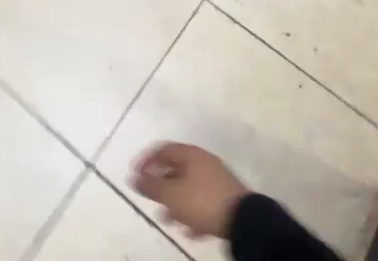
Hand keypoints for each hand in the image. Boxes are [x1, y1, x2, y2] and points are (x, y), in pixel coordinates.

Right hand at [132, 142, 249, 239]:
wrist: (244, 222)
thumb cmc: (202, 201)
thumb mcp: (171, 195)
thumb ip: (150, 186)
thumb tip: (133, 178)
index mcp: (190, 154)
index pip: (162, 150)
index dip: (146, 161)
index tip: (136, 175)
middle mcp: (203, 162)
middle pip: (175, 169)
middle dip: (161, 186)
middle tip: (152, 200)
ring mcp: (217, 179)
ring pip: (189, 187)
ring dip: (176, 202)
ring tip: (168, 218)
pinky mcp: (226, 198)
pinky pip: (203, 201)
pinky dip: (192, 212)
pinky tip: (189, 229)